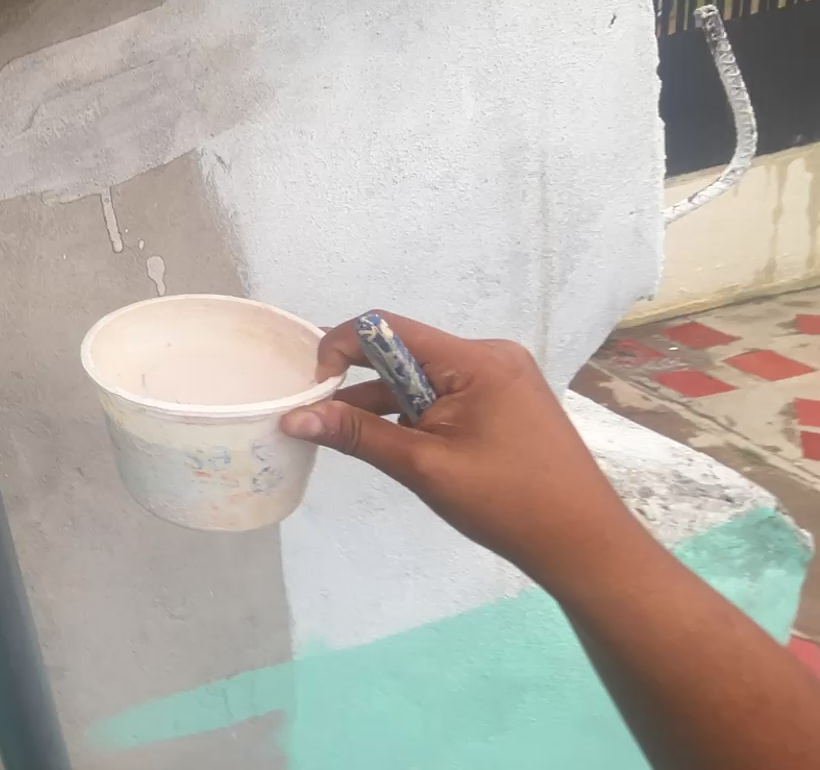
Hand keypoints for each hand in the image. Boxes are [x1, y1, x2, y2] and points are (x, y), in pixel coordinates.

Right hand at [280, 312, 649, 588]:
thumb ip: (354, 433)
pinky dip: (405, 410)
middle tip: (323, 412)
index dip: (339, 348)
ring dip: (380, 400)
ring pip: (413, 373)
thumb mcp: (422, 466)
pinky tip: (391, 439)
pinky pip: (434, 390)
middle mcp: (488, 356)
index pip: (385, 328)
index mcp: (476, 361)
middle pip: (397, 349)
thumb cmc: (509, 504)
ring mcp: (497, 377)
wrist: (590, 552)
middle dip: (356, 379)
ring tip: (352, 435)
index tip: (318, 390)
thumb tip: (291, 418)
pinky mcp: (499, 399)